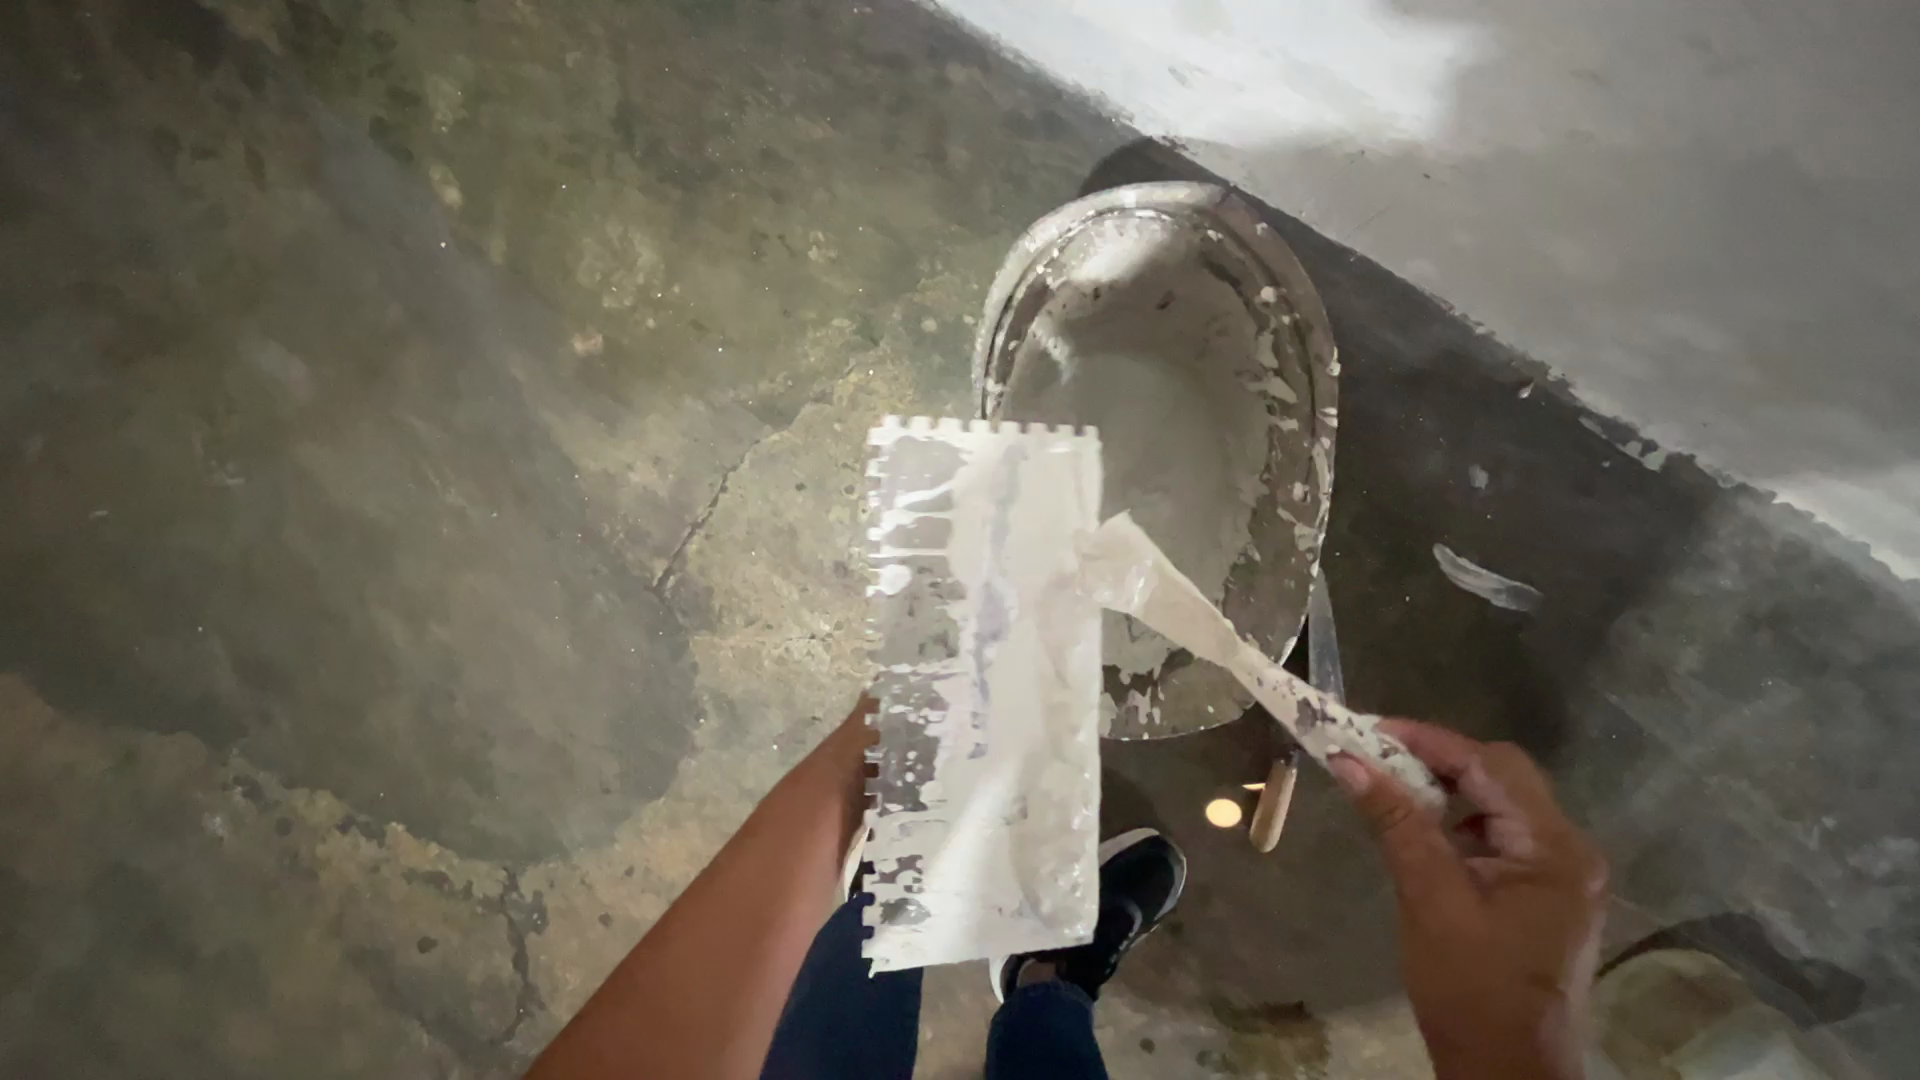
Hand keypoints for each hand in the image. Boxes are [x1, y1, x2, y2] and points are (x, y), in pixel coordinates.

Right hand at [1329, 721, 1607, 1079]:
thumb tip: (1347, 758)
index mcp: (1553, 849)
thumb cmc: (1471, 985)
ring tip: (1385, 785)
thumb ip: (1394, 820)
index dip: (1428, 740)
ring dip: (1441, 786)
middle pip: (1499, 775)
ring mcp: (1556, 873)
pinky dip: (1452, 817)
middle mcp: (1567, 851)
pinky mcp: (1538, 891)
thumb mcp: (1428, 895)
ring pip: (1495, 800)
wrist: (1507, 1069)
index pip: (1490, 765)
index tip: (1368, 728)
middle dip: (1434, 759)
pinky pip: (1494, 831)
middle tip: (1373, 755)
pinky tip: (1415, 826)